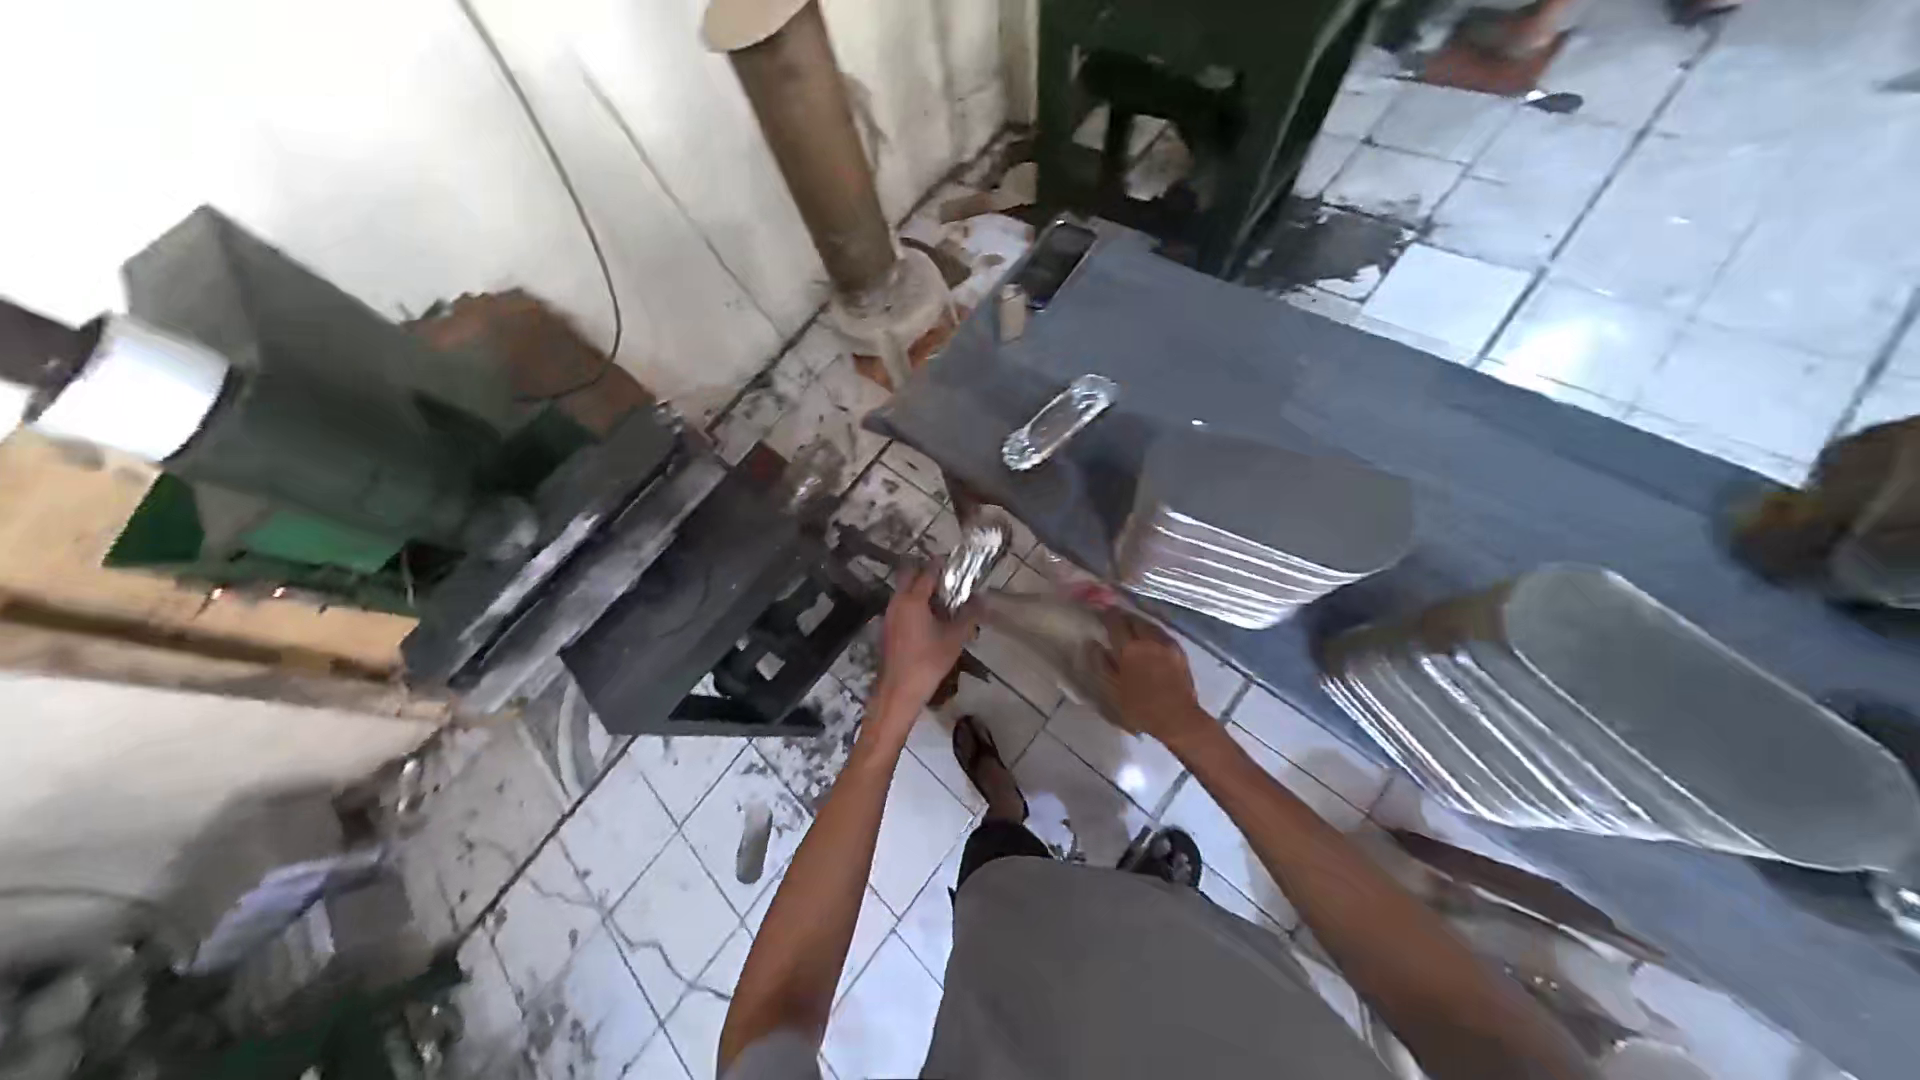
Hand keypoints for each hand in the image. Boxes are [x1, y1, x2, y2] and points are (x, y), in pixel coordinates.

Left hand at [870, 565, 977, 727]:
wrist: (899, 690)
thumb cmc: (928, 661)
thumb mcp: (955, 638)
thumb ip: (969, 615)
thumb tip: (982, 599)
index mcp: (913, 599)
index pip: (928, 572)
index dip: (942, 565)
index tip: (955, 563)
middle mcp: (897, 602)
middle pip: (909, 575)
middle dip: (927, 573)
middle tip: (947, 580)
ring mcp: (889, 615)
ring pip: (904, 591)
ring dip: (921, 590)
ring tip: (943, 600)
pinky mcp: (888, 628)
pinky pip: (901, 606)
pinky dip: (914, 604)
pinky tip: (930, 619)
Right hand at [1089, 609, 1214, 750]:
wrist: (1177, 718)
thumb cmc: (1140, 707)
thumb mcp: (1114, 689)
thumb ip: (1103, 664)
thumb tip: (1094, 645)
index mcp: (1129, 649)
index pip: (1116, 623)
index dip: (1107, 616)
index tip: (1101, 614)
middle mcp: (1148, 641)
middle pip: (1135, 619)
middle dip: (1124, 617)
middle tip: (1116, 619)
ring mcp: (1166, 644)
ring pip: (1150, 624)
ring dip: (1139, 622)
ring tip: (1133, 626)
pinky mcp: (1180, 651)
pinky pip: (1163, 634)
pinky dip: (1153, 632)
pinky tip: (1151, 638)